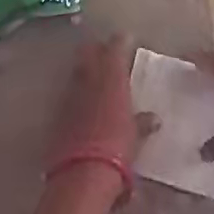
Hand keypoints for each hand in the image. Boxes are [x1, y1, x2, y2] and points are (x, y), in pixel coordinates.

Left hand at [50, 35, 157, 166]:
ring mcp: (71, 93)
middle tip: (106, 54)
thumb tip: (154, 119)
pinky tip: (81, 102)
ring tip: (94, 77)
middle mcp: (90, 77)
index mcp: (112, 76)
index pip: (116, 46)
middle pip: (89, 50)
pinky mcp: (58, 111)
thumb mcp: (135, 134)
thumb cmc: (117, 147)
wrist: (82, 173)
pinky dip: (76, 92)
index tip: (127, 39)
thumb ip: (143, 122)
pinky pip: (68, 92)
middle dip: (97, 48)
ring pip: (77, 69)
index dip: (121, 41)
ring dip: (85, 69)